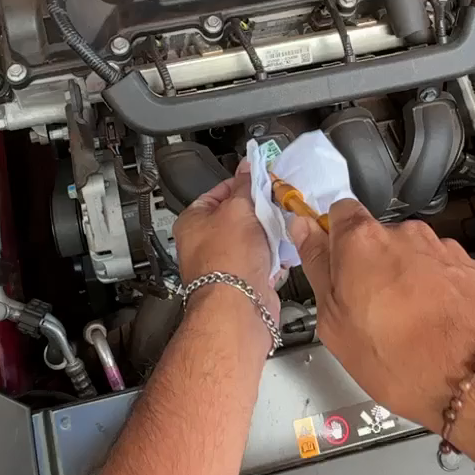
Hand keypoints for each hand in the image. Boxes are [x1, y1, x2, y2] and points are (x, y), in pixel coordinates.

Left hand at [171, 163, 276, 302]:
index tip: (258, 179)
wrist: (239, 306)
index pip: (217, 192)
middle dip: (258, 211)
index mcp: (192, 222)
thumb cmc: (227, 260)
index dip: (240, 184)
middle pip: (236, 216)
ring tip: (279, 226)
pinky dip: (273, 255)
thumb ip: (246, 185)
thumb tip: (247, 168)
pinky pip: (262, 261)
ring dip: (268, 233)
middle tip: (273, 202)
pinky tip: (282, 250)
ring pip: (252, 239)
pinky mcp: (243, 281)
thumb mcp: (239, 208)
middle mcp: (203, 244)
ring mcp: (224, 264)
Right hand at [290, 199, 474, 428]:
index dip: (333, 237)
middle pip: (377, 238)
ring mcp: (443, 248)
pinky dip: (436, 290)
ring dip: (406, 279)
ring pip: (411, 256)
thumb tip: (304, 230)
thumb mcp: (334, 322)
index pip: (338, 212)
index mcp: (362, 241)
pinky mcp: (473, 267)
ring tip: (408, 325)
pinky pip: (443, 272)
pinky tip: (436, 325)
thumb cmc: (401, 359)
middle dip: (371, 265)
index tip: (332, 262)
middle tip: (368, 309)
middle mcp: (404, 234)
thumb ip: (317, 267)